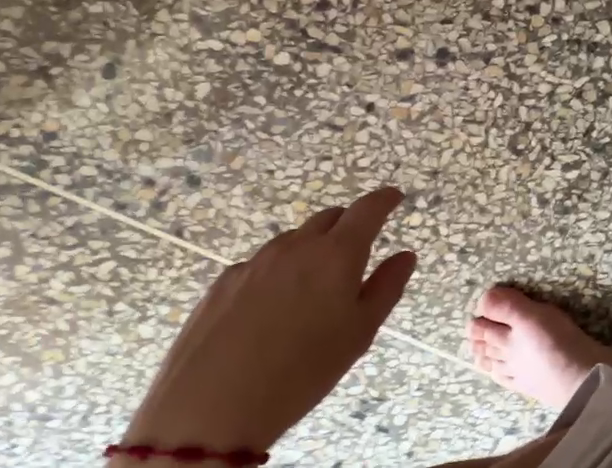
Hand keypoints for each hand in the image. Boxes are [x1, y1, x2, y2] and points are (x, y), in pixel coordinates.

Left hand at [121, 188, 417, 453]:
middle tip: (355, 250)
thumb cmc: (301, 372)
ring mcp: (253, 265)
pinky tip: (269, 308)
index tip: (394, 197)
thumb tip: (405, 256)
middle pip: (328, 218)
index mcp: (337, 254)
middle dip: (347, 225)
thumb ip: (387, 287)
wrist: (207, 414)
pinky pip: (258, 265)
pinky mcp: (219, 287)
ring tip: (310, 287)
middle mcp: (295, 248)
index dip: (385, 199)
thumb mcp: (360, 333)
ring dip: (309, 249)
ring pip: (291, 241)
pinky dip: (275, 272)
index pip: (368, 209)